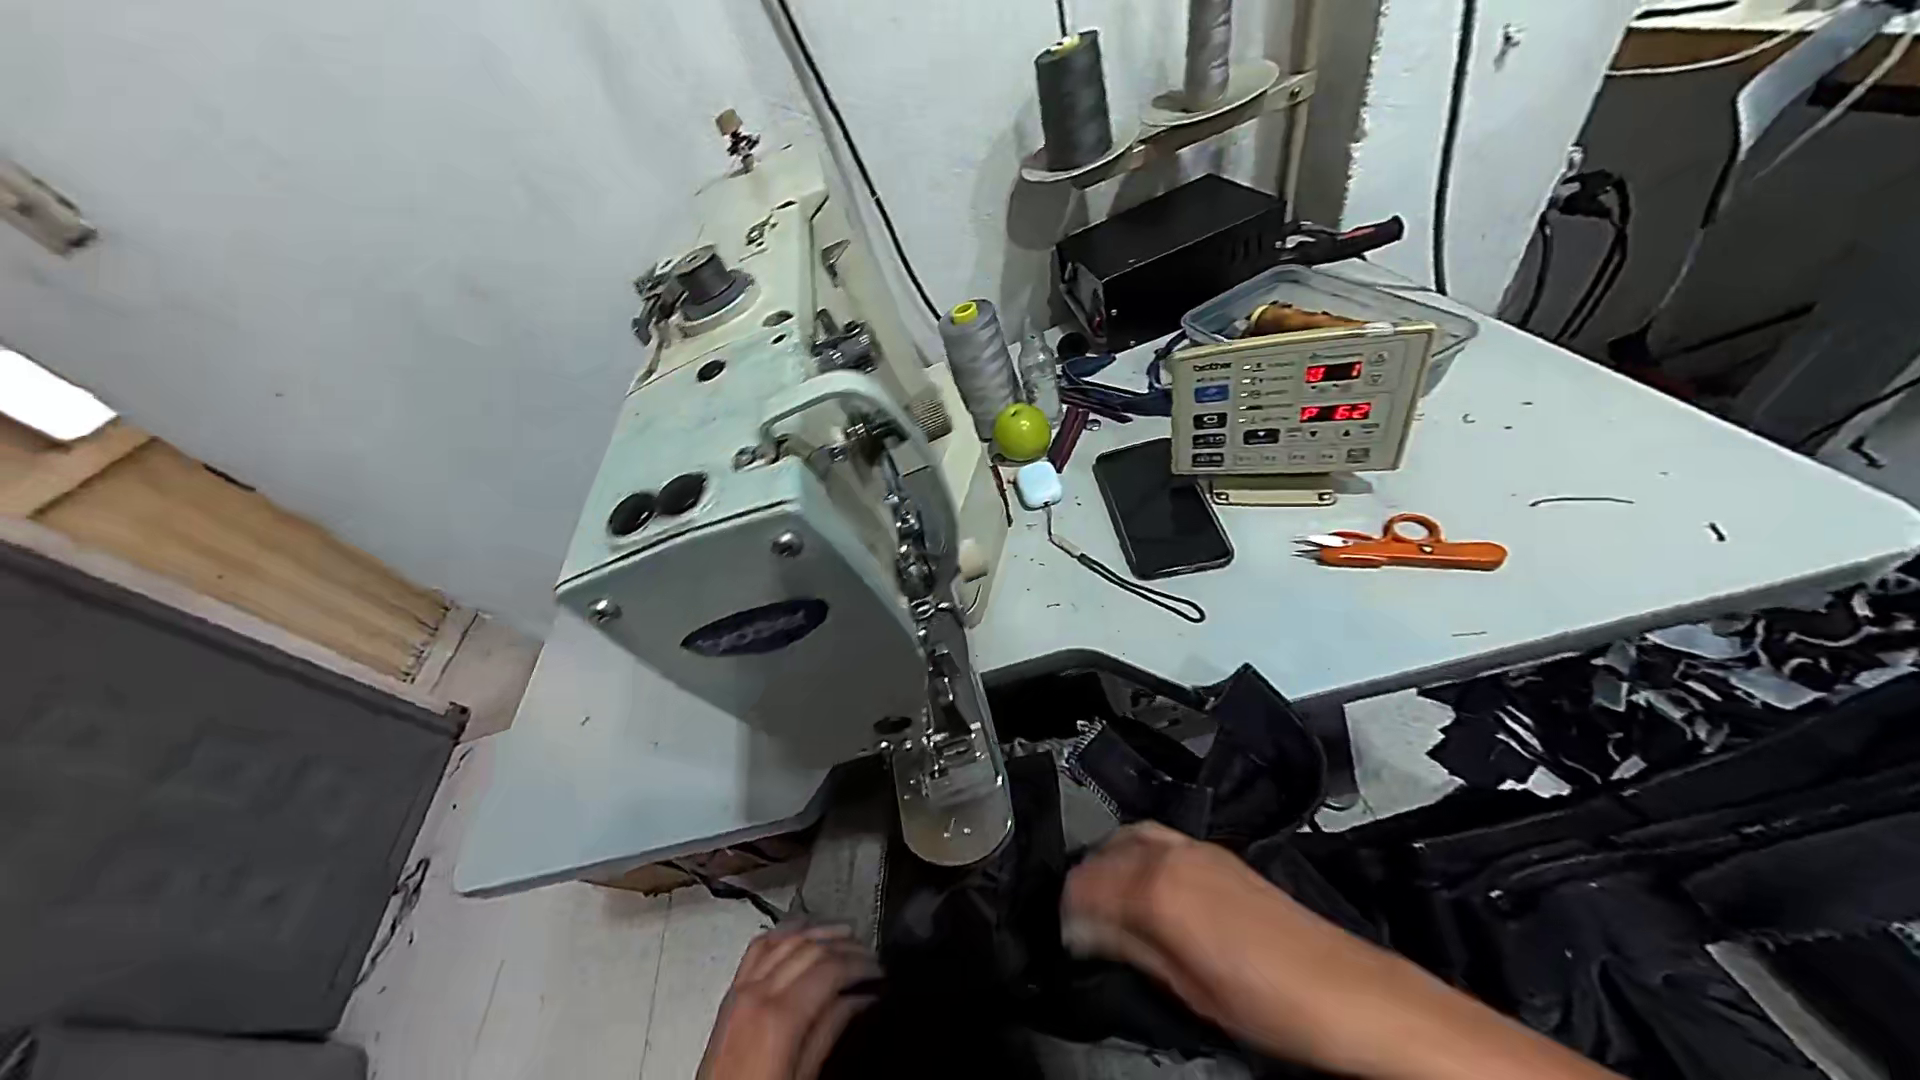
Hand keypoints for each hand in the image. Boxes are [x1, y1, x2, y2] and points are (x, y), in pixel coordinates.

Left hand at [697, 923, 879, 1079]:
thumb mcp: (803, 1076)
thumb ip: (830, 1031)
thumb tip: (860, 997)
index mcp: (780, 1017)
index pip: (830, 968)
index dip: (859, 963)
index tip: (879, 969)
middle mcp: (759, 992)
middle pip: (810, 948)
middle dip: (845, 946)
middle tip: (870, 955)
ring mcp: (741, 988)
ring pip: (786, 939)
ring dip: (819, 932)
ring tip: (846, 935)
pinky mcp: (730, 993)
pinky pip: (758, 947)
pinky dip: (784, 933)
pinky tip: (802, 931)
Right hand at [1062, 824, 1619, 1079]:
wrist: (1348, 994)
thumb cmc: (1272, 1002)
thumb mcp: (1184, 987)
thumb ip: (1128, 947)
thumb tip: (1086, 931)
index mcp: (1157, 887)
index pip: (1086, 882)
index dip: (1067, 910)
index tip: (1065, 934)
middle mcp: (1174, 854)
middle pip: (1105, 851)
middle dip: (1084, 881)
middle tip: (1080, 920)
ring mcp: (1199, 849)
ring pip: (1131, 837)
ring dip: (1109, 865)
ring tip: (1108, 905)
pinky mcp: (1220, 856)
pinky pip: (1160, 840)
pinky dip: (1138, 858)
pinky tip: (1145, 890)